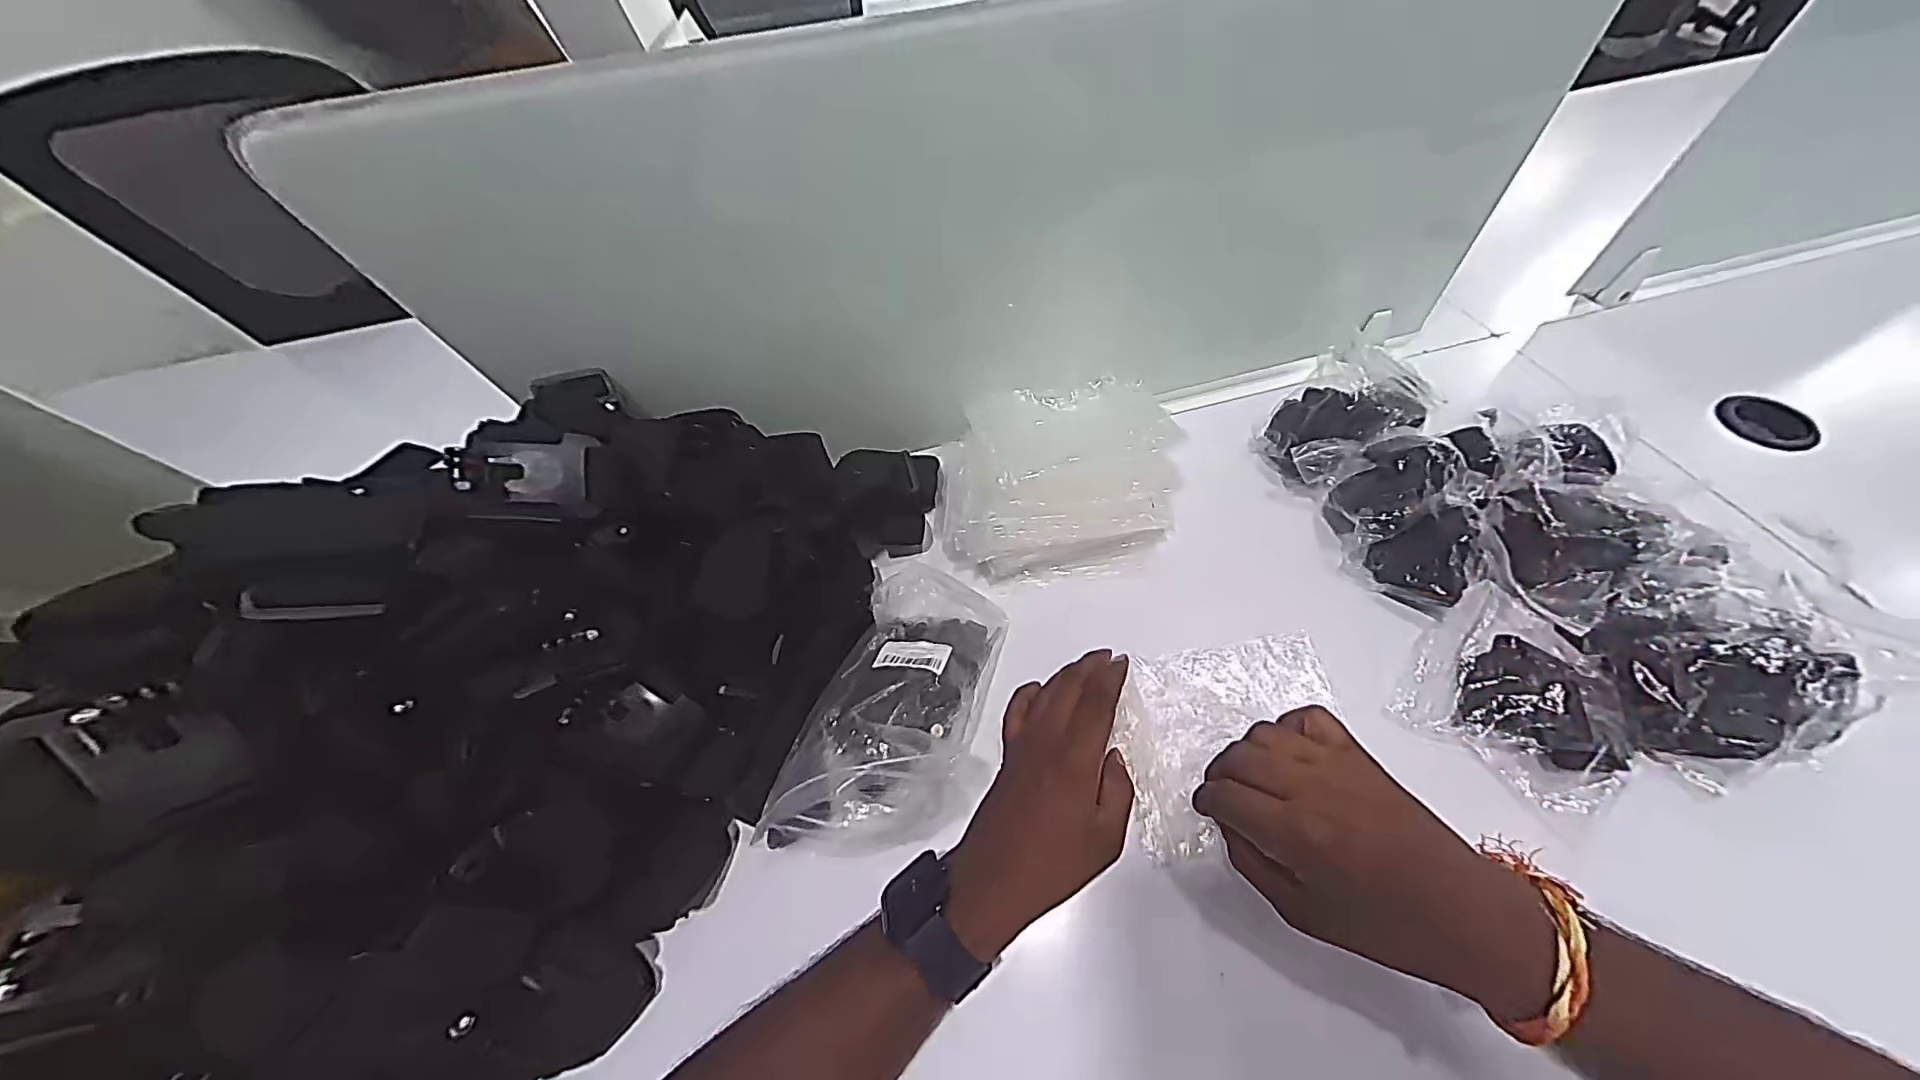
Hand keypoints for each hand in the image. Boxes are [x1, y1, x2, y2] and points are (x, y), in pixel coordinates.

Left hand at [944, 651, 1134, 960]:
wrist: (993, 879)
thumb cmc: (1051, 865)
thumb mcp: (1106, 837)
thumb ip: (1117, 790)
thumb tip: (1113, 759)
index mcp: (1075, 760)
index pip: (1096, 703)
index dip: (1110, 678)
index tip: (1121, 663)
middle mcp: (1045, 744)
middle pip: (1068, 688)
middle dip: (1089, 667)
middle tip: (1107, 658)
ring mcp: (1022, 747)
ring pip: (1044, 694)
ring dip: (1065, 675)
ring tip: (1082, 668)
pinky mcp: (1007, 757)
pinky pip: (1017, 712)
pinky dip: (1030, 693)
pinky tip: (1038, 689)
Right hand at [1192, 707, 1556, 1023]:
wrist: (1462, 911)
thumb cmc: (1388, 924)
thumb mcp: (1301, 911)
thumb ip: (1251, 863)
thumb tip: (1229, 826)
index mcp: (1296, 834)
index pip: (1224, 796)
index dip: (1207, 801)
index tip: (1208, 808)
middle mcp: (1312, 790)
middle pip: (1237, 758)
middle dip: (1219, 775)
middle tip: (1224, 793)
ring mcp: (1337, 766)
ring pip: (1264, 734)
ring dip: (1246, 752)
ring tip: (1251, 775)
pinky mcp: (1358, 756)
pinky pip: (1308, 719)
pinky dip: (1287, 727)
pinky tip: (1287, 752)